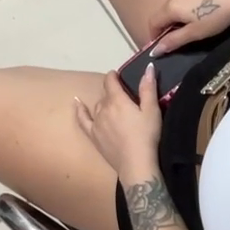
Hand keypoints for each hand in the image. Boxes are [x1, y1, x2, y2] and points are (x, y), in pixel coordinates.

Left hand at [74, 66, 162, 182]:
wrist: (136, 163)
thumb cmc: (147, 135)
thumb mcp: (152, 110)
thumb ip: (148, 88)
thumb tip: (148, 66)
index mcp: (118, 100)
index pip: (111, 82)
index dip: (113, 76)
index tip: (117, 74)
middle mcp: (103, 108)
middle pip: (105, 95)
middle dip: (113, 92)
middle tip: (125, 97)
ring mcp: (96, 123)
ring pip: (97, 106)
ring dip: (104, 103)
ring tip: (113, 105)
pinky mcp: (93, 136)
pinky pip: (82, 119)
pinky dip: (79, 110)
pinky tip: (77, 104)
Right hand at [147, 0, 229, 53]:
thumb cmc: (215, 17)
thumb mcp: (194, 33)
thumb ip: (174, 40)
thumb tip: (155, 50)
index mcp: (170, 6)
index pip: (152, 22)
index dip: (153, 36)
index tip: (160, 48)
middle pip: (162, 13)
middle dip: (164, 28)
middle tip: (174, 42)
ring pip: (172, 6)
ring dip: (174, 19)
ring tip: (186, 31)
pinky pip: (182, 0)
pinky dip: (183, 11)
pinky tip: (196, 18)